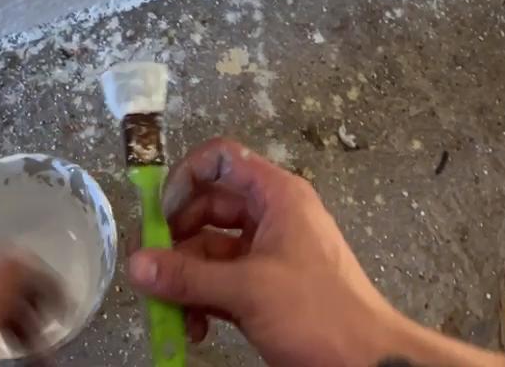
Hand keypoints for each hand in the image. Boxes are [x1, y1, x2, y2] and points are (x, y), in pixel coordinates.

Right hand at [123, 137, 414, 366]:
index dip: (186, 177)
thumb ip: (189, 276)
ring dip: (188, 276)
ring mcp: (269, 251)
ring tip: (170, 310)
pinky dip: (205, 298)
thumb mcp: (248, 290)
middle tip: (152, 266)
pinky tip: (193, 328)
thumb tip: (136, 264)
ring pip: (212, 247)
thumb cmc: (318, 311)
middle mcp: (271, 214)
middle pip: (210, 205)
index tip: (159, 213)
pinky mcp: (268, 286)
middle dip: (178, 236)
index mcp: (275, 194)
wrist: (368, 365)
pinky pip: (224, 278)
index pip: (222, 159)